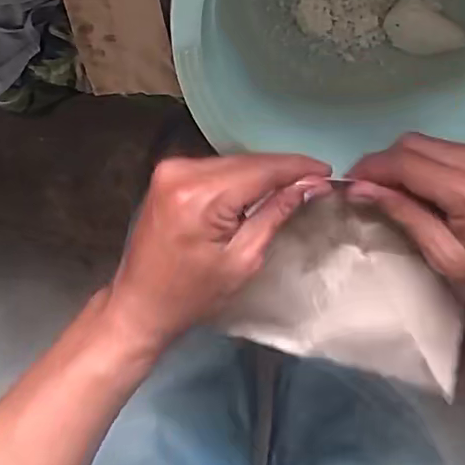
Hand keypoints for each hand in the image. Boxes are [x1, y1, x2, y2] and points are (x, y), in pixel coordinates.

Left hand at [103, 154, 330, 354]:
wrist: (139, 303)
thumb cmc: (192, 295)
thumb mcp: (242, 260)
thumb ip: (275, 214)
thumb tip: (310, 187)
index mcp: (198, 196)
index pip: (258, 170)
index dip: (295, 168)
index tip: (325, 171)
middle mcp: (181, 171)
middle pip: (245, 162)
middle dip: (281, 169)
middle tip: (315, 180)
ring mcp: (170, 168)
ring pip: (230, 161)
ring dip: (260, 171)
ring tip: (292, 184)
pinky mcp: (167, 171)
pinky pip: (214, 166)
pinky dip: (237, 174)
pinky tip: (257, 186)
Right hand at [346, 133, 464, 353]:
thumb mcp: (446, 259)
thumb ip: (403, 213)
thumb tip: (358, 188)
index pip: (407, 162)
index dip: (372, 168)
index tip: (350, 183)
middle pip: (417, 144)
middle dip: (387, 163)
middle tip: (370, 189)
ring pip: (433, 143)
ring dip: (409, 162)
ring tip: (399, 192)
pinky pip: (455, 150)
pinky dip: (433, 164)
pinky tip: (431, 189)